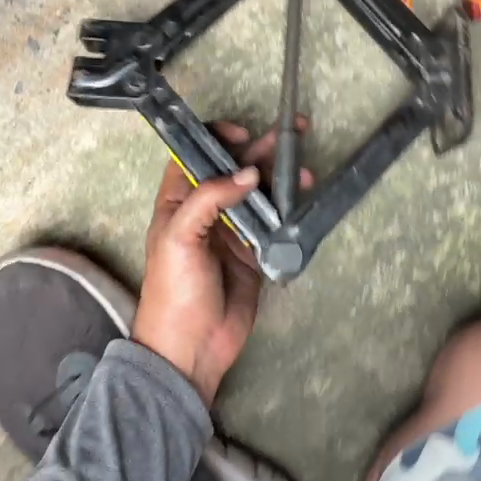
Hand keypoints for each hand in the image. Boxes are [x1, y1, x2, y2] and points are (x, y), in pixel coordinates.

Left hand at [131, 120, 309, 403]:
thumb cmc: (174, 289)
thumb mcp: (178, 237)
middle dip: (261, 148)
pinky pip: (277, 219)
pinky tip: (306, 190)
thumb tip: (250, 173)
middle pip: (236, 168)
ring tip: (304, 162)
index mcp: (179, 200)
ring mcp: (234, 229)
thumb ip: (210, 198)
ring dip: (281, 173)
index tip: (242, 134)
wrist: (191, 348)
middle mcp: (207, 209)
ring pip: (260, 191)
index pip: (195, 155)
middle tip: (292, 131)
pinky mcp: (257, 250)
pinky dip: (292, 203)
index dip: (217, 138)